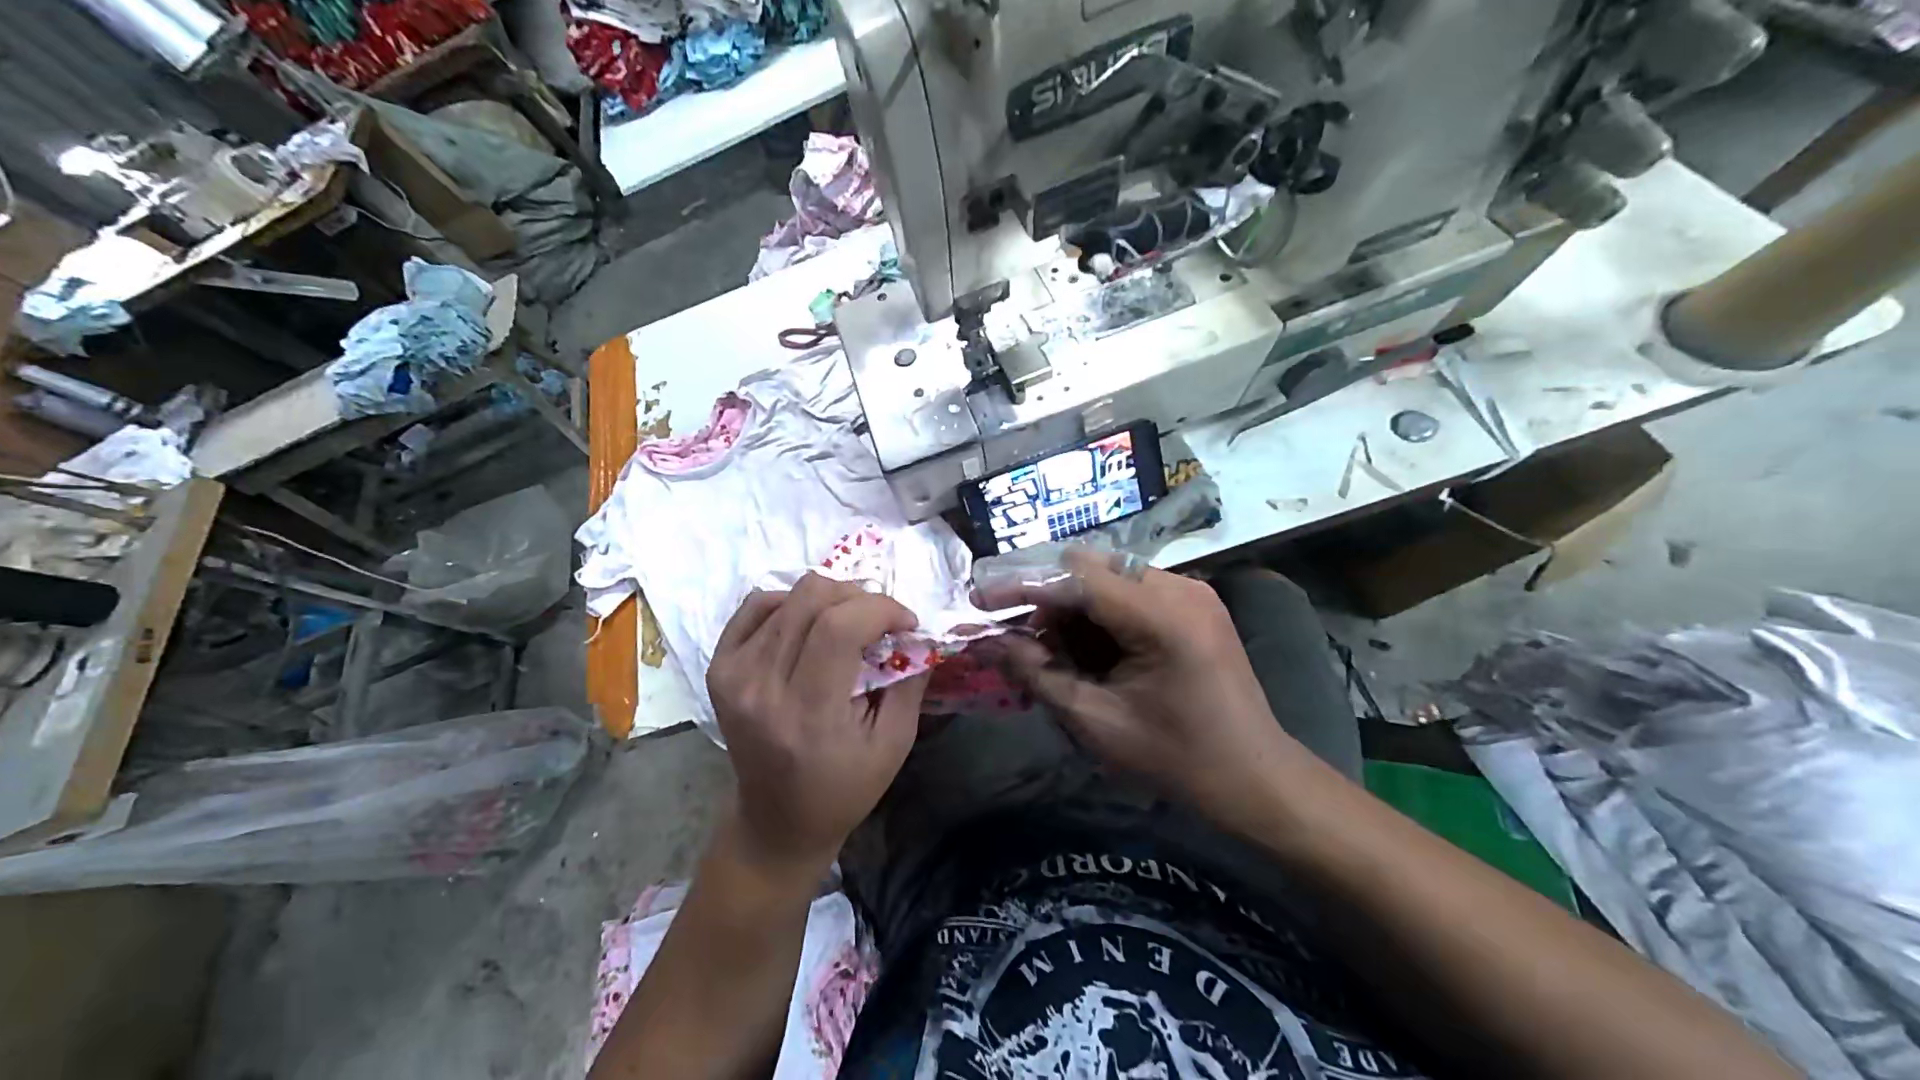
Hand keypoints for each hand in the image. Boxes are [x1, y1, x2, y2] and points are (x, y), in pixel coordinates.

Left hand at [707, 573, 928, 874]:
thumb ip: (909, 682)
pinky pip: (755, 606)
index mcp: (808, 714)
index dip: (881, 609)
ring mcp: (733, 675)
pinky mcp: (719, 669)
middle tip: (880, 620)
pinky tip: (810, 622)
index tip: (906, 623)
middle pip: (811, 599)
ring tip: (848, 622)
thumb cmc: (843, 789)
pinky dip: (790, 602)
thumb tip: (918, 632)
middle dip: (859, 596)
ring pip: (786, 596)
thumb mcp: (894, 743)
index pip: (839, 627)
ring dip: (828, 598)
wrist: (776, 821)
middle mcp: (762, 688)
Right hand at [980, 549, 1299, 824]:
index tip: (980, 601)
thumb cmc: (1176, 758)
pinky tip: (1087, 647)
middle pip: (1090, 566)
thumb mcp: (1096, 722)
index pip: (1075, 576)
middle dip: (1045, 594)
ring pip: (1108, 575)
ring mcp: (1192, 592)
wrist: (1255, 777)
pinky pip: (1131, 590)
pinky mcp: (1195, 604)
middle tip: (1016, 633)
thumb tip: (989, 643)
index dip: (1021, 586)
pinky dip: (1099, 612)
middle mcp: (1179, 587)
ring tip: (1049, 647)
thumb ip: (1038, 674)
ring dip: (1071, 604)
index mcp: (1161, 616)